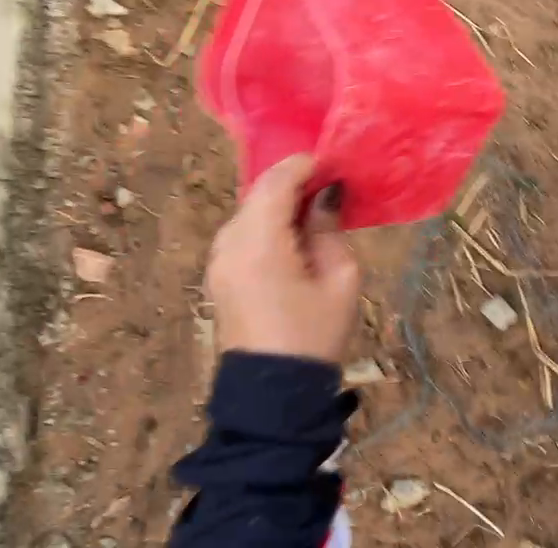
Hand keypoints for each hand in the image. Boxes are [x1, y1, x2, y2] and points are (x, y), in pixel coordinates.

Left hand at [206, 153, 361, 363]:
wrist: (273, 393)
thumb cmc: (314, 333)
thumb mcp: (339, 277)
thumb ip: (329, 228)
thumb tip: (326, 194)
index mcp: (259, 244)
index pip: (276, 182)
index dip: (306, 165)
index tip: (336, 165)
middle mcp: (229, 245)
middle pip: (259, 193)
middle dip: (294, 181)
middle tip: (333, 184)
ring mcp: (218, 260)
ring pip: (249, 210)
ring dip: (280, 201)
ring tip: (318, 209)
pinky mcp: (219, 274)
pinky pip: (243, 232)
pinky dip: (268, 221)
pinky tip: (296, 235)